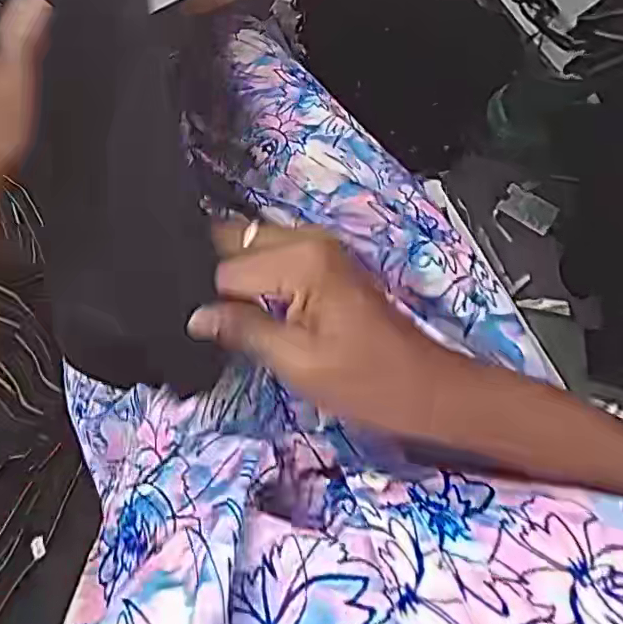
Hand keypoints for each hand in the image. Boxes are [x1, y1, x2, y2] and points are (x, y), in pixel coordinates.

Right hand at [188, 220, 481, 439]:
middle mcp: (308, 238)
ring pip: (252, 244)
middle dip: (217, 274)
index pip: (227, 269)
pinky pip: (273, 252)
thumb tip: (197, 316)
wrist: (425, 386)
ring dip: (235, 273)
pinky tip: (249, 305)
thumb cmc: (368, 381)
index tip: (207, 331)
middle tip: (209, 319)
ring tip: (227, 315)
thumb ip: (244, 330)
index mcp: (301, 259)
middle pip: (237, 241)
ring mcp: (318, 244)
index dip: (213, 302)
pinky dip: (256, 273)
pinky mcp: (323, 257)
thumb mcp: (298, 363)